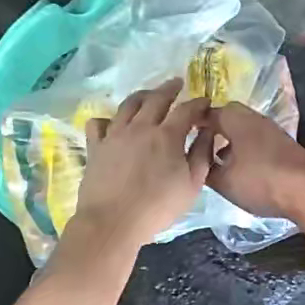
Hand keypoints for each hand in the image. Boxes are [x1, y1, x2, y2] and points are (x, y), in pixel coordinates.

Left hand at [73, 82, 212, 248]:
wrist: (113, 221)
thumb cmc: (158, 207)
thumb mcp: (191, 185)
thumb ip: (201, 154)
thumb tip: (208, 131)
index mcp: (167, 136)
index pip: (186, 110)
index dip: (198, 103)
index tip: (205, 101)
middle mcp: (140, 127)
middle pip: (156, 99)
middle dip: (169, 88)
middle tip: (177, 83)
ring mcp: (114, 135)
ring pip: (127, 105)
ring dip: (141, 95)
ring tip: (148, 94)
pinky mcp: (96, 147)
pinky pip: (98, 123)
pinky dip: (107, 119)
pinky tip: (112, 123)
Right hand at [203, 102, 304, 220]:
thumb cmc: (261, 183)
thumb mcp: (224, 182)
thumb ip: (206, 170)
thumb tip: (199, 163)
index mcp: (238, 121)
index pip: (211, 112)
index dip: (196, 122)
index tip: (185, 134)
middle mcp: (258, 119)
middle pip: (231, 116)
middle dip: (216, 128)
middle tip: (203, 145)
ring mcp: (275, 131)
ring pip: (247, 128)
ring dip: (233, 140)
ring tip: (220, 160)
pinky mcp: (287, 146)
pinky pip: (260, 140)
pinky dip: (248, 148)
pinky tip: (245, 168)